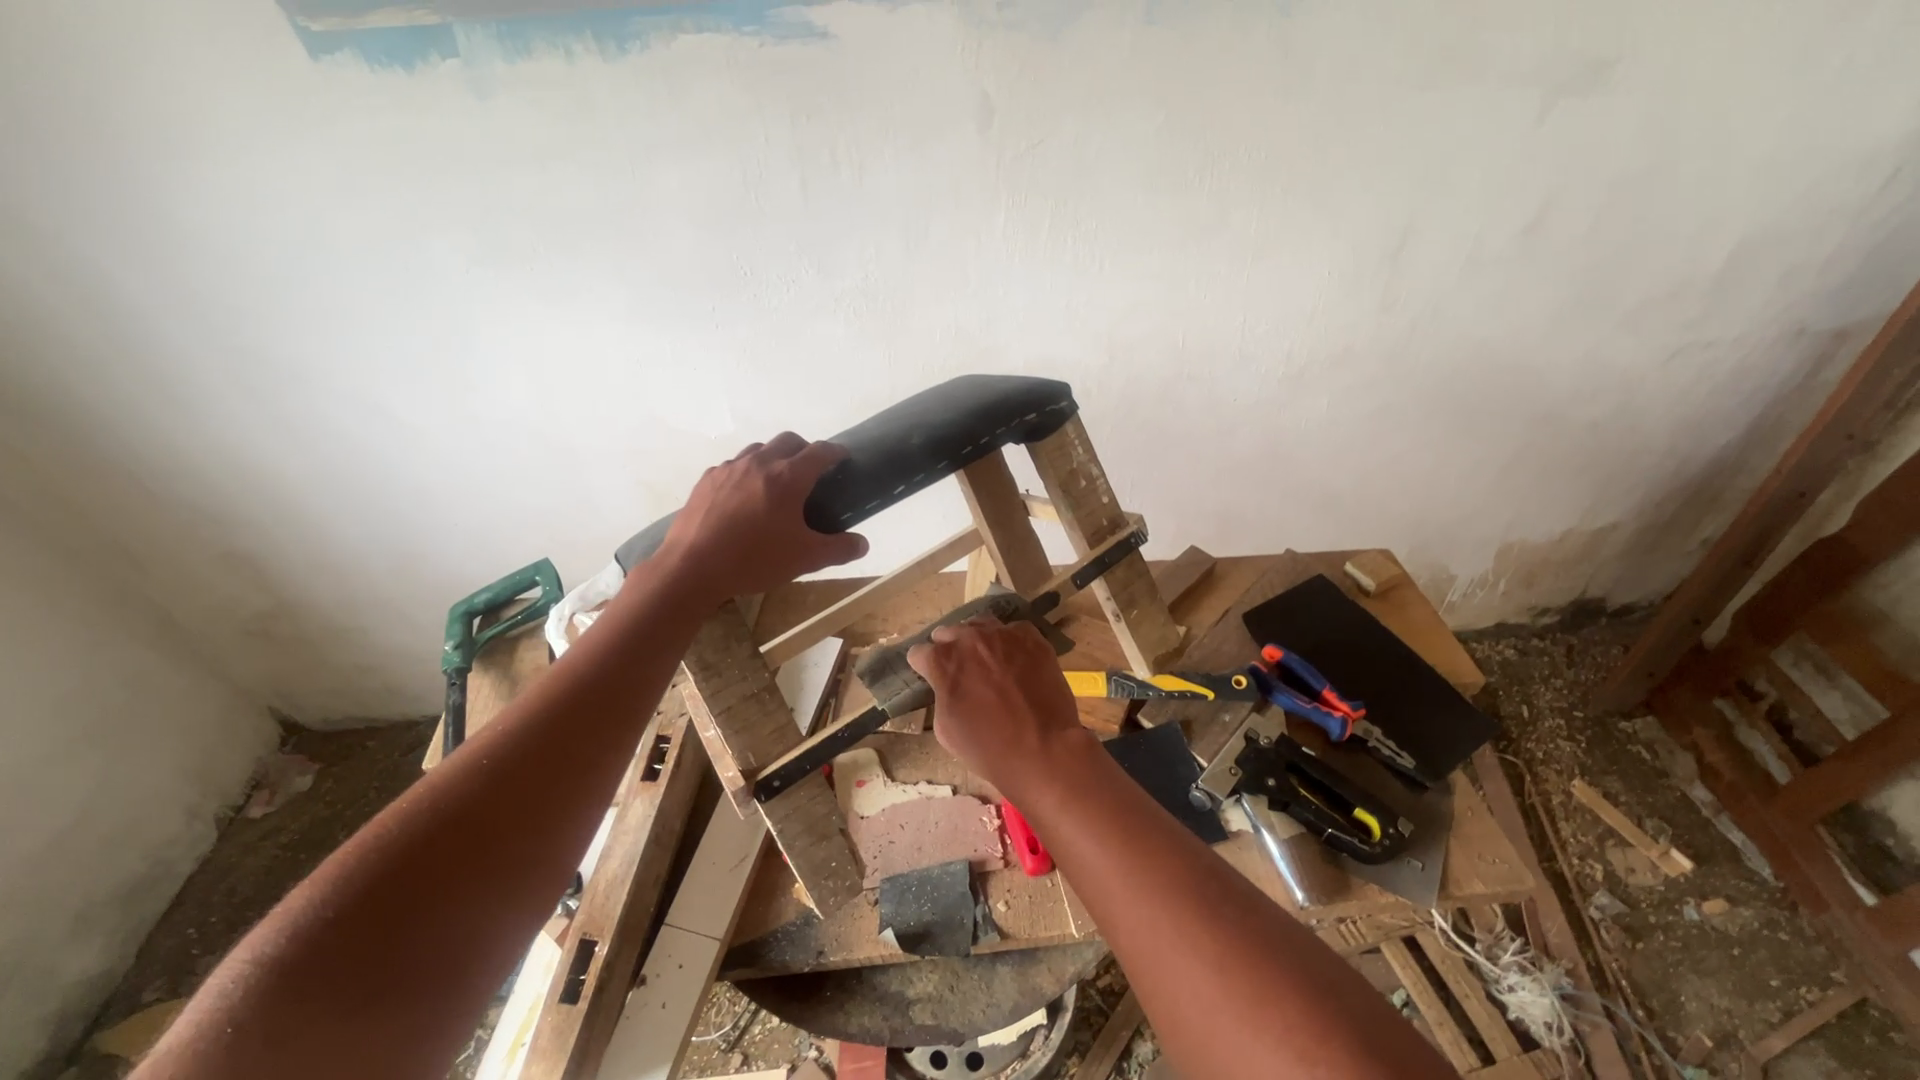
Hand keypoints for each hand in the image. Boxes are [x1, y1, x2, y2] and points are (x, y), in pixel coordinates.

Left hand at [654, 434, 868, 603]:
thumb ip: (839, 549)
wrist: (692, 567)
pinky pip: (733, 466)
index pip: (820, 452)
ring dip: (774, 458)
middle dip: (805, 450)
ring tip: (777, 483)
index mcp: (788, 477)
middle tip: (812, 472)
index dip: (835, 452)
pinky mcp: (706, 480)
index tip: (843, 458)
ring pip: (758, 450)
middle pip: (788, 441)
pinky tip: (744, 497)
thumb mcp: (805, 559)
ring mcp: (729, 468)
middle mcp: (759, 463)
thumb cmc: (755, 559)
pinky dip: (746, 473)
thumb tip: (862, 544)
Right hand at [907, 618, 1089, 795]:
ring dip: (978, 640)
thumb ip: (941, 693)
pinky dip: (1010, 642)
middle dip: (950, 649)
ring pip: (981, 625)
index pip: (919, 653)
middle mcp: (970, 638)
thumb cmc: (987, 747)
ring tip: (987, 660)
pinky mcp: (1032, 638)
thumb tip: (948, 685)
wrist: (1043, 750)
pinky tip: (1016, 661)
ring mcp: (1004, 634)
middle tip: (960, 671)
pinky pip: (1014, 631)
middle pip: (949, 632)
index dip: (923, 667)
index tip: (930, 677)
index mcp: (943, 660)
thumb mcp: (945, 727)